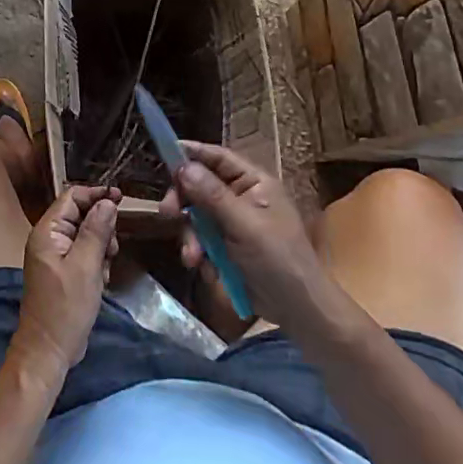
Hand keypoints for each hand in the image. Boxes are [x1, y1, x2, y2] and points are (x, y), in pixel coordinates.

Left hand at [12, 185, 119, 375]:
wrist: (49, 350)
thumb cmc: (65, 307)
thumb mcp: (86, 266)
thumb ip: (96, 231)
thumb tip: (107, 202)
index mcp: (47, 232)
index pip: (71, 197)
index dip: (96, 194)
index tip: (120, 198)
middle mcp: (49, 239)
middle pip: (80, 215)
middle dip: (101, 227)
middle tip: (113, 249)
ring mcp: (55, 256)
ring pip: (86, 236)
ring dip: (101, 248)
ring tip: (105, 270)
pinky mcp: (64, 272)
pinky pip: (85, 255)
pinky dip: (97, 263)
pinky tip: (101, 281)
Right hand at [159, 142, 326, 328]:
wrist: (298, 310)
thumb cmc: (278, 259)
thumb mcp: (244, 225)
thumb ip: (212, 195)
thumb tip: (183, 167)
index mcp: (254, 183)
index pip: (218, 157)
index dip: (192, 153)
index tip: (164, 153)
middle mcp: (241, 197)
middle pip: (200, 186)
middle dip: (183, 201)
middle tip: (167, 213)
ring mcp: (232, 223)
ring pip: (197, 216)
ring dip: (191, 236)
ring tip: (193, 258)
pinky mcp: (226, 246)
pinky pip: (201, 240)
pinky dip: (199, 253)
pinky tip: (206, 269)